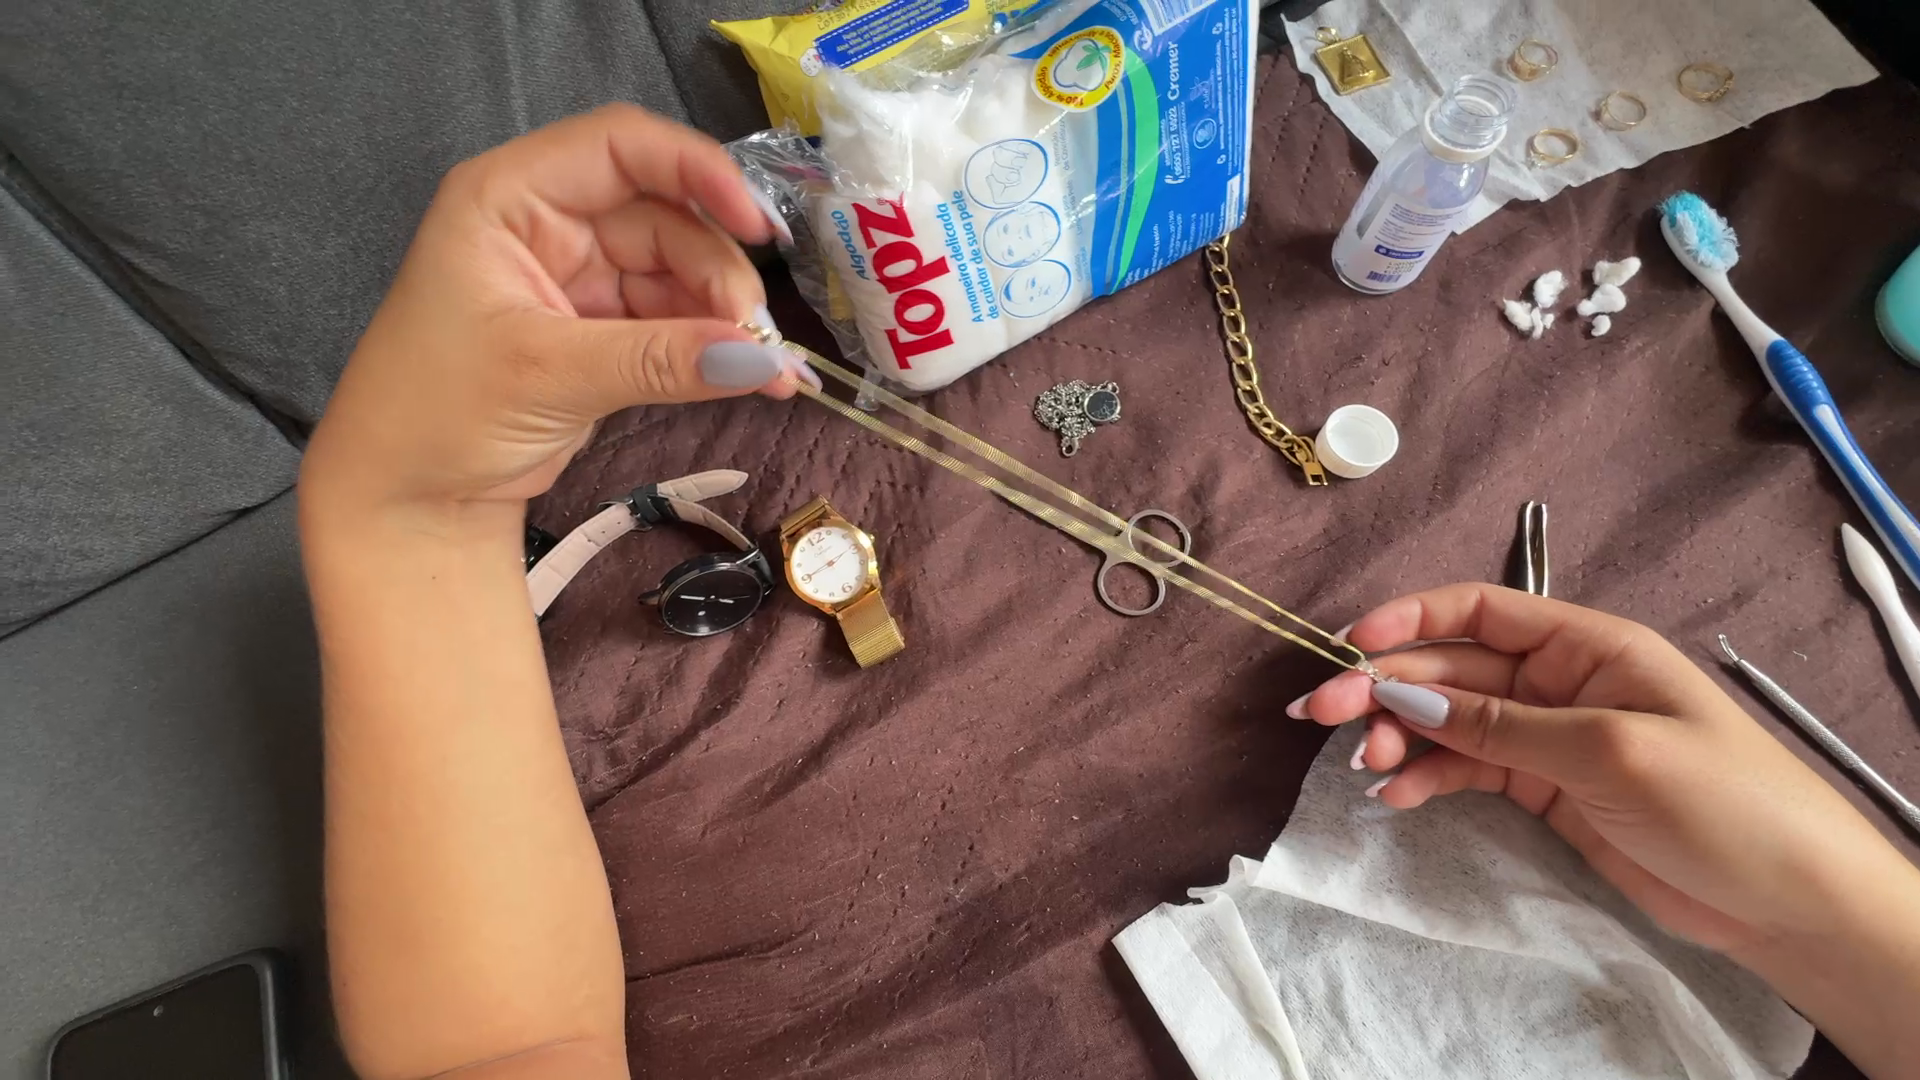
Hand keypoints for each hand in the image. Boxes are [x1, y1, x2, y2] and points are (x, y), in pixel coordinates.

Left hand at [302, 103, 813, 515]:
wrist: (415, 492)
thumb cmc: (442, 411)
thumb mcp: (551, 374)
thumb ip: (662, 360)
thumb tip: (766, 361)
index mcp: (513, 199)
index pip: (620, 149)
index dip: (698, 172)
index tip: (759, 229)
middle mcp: (555, 226)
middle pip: (669, 222)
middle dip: (720, 278)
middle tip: (758, 343)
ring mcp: (587, 281)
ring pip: (683, 277)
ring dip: (728, 320)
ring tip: (768, 374)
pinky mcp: (610, 332)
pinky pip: (680, 325)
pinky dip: (718, 351)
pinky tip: (754, 379)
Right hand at [1289, 584, 1918, 957]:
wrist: (1800, 914)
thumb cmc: (1725, 805)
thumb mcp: (1607, 750)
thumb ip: (1496, 721)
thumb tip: (1399, 694)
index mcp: (1582, 646)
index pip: (1477, 610)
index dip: (1409, 618)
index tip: (1351, 643)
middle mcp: (1550, 680)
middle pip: (1444, 669)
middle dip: (1382, 687)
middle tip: (1320, 711)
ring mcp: (1537, 734)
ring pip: (1441, 719)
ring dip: (1395, 734)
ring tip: (1366, 762)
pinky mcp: (1530, 783)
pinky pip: (1458, 766)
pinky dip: (1423, 776)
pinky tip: (1396, 793)